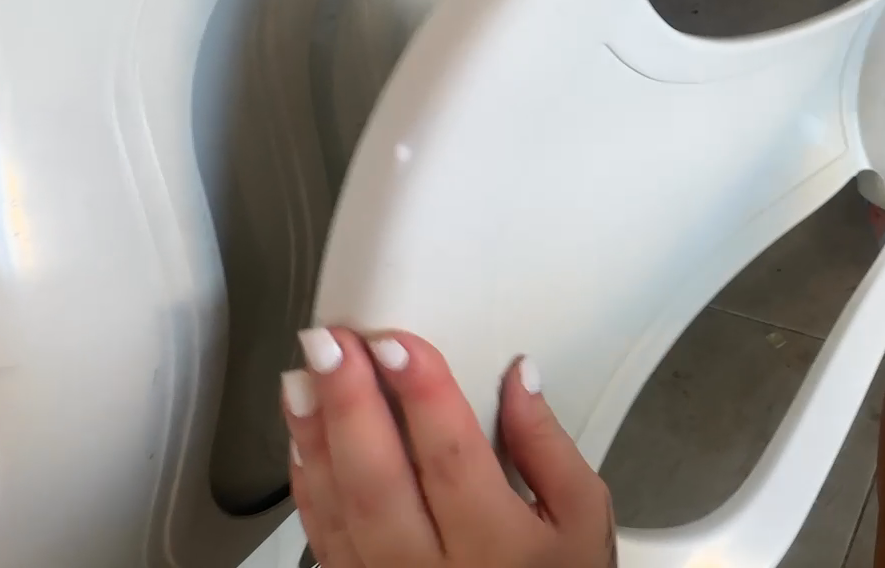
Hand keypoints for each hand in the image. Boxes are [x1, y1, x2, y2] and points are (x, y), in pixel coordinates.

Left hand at [283, 328, 615, 567]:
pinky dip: (307, 485)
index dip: (422, 394)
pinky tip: (303, 442)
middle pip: (377, 480)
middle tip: (329, 344)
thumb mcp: (583, 512)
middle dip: (349, 403)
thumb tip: (520, 375)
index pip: (450, 455)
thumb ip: (549, 443)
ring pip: (336, 509)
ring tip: (301, 378)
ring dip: (313, 438)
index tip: (398, 343)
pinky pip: (322, 539)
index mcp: (494, 542)